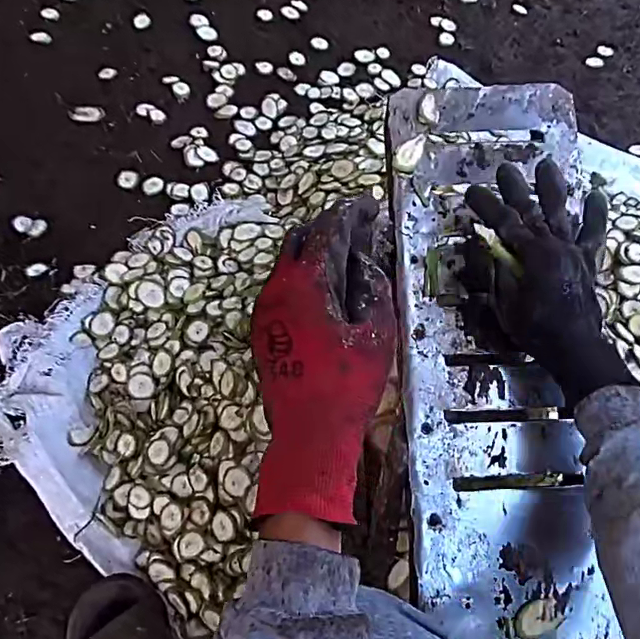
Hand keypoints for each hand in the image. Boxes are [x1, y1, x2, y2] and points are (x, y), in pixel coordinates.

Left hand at [250, 196, 396, 526]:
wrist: (308, 433)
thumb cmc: (346, 386)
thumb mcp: (376, 335)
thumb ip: (373, 289)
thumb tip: (366, 263)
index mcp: (304, 285)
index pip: (326, 232)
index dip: (350, 213)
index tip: (369, 205)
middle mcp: (276, 291)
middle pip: (298, 240)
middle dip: (329, 226)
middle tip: (358, 225)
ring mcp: (264, 311)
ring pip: (286, 264)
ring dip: (314, 252)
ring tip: (346, 254)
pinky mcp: (263, 330)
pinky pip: (281, 288)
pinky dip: (303, 276)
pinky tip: (325, 287)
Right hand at [463, 158, 632, 401]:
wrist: (575, 345)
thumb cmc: (536, 329)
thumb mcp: (506, 304)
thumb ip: (498, 273)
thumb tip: (486, 247)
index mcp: (531, 255)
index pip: (504, 222)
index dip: (487, 205)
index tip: (472, 191)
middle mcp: (554, 245)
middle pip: (531, 209)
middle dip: (515, 187)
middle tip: (503, 168)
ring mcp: (573, 250)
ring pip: (562, 211)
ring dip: (553, 186)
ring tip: (546, 164)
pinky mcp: (587, 260)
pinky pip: (594, 232)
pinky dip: (596, 212)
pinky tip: (595, 193)